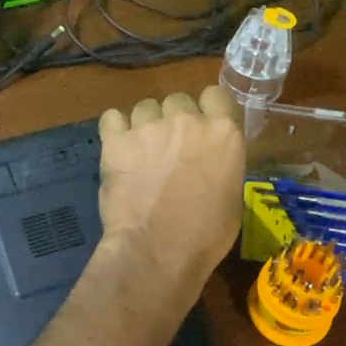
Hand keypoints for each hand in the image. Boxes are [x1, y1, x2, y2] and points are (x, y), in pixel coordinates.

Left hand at [95, 86, 242, 291]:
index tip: (201, 128)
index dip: (206, 110)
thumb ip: (222, 161)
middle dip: (174, 119)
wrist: (157, 250)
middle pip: (178, 99)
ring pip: (145, 106)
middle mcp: (187, 120)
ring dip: (145, 124)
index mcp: (223, 132)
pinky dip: (115, 129)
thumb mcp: (233, 195)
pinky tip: (119, 147)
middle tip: (169, 148)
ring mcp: (149, 127)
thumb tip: (210, 157)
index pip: (215, 95)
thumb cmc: (205, 234)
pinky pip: (113, 117)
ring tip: (141, 152)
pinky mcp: (116, 140)